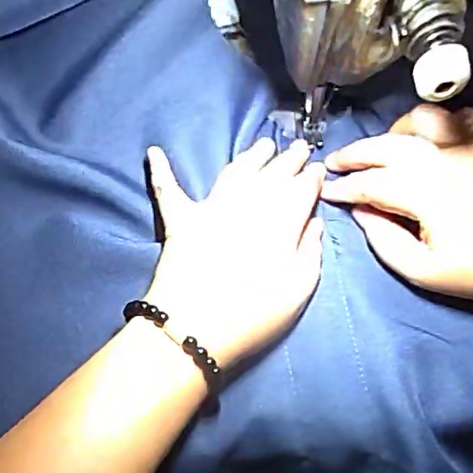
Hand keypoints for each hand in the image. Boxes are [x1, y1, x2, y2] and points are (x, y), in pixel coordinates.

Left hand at [142, 137, 325, 369]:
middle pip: (273, 172)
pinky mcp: (181, 219)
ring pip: (235, 171)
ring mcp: (212, 207)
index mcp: (283, 218)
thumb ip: (311, 251)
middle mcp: (248, 202)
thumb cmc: (255, 314)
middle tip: (299, 147)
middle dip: (289, 158)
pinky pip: (168, 189)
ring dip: (251, 156)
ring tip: (263, 145)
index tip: (318, 169)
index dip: (312, 176)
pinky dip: (161, 171)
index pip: (302, 187)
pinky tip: (154, 152)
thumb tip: (313, 223)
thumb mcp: (299, 288)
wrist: (196, 327)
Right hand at [322, 105, 472, 311]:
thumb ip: (384, 239)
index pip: (373, 182)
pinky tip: (432, 142)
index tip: (328, 191)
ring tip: (384, 152)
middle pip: (389, 144)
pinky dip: (439, 124)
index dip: (345, 187)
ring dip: (395, 132)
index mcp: (428, 192)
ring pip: (423, 119)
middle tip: (337, 163)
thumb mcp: (422, 271)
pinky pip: (461, 117)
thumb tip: (361, 212)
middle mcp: (448, 159)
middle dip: (356, 154)